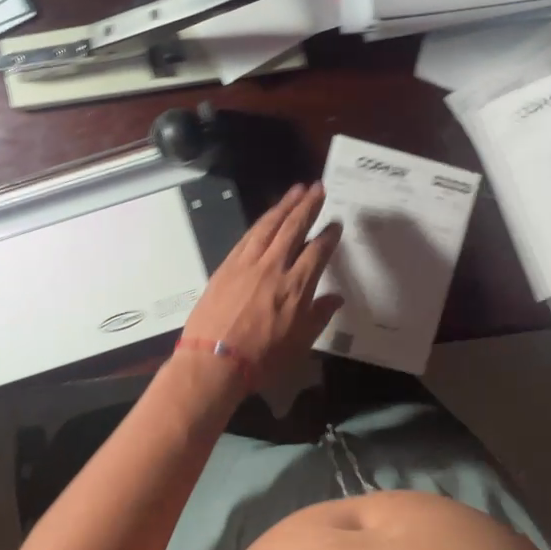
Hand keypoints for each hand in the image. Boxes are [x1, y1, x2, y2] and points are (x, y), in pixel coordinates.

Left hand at [183, 182, 343, 386]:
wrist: (214, 361)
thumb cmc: (262, 358)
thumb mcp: (300, 343)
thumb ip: (318, 316)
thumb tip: (336, 299)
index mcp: (296, 286)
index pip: (317, 251)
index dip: (328, 235)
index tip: (335, 224)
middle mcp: (273, 267)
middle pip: (293, 227)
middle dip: (308, 206)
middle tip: (318, 188)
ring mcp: (247, 264)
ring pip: (268, 226)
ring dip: (284, 206)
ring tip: (295, 191)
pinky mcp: (226, 266)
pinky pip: (247, 237)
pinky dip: (261, 223)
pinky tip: (267, 217)